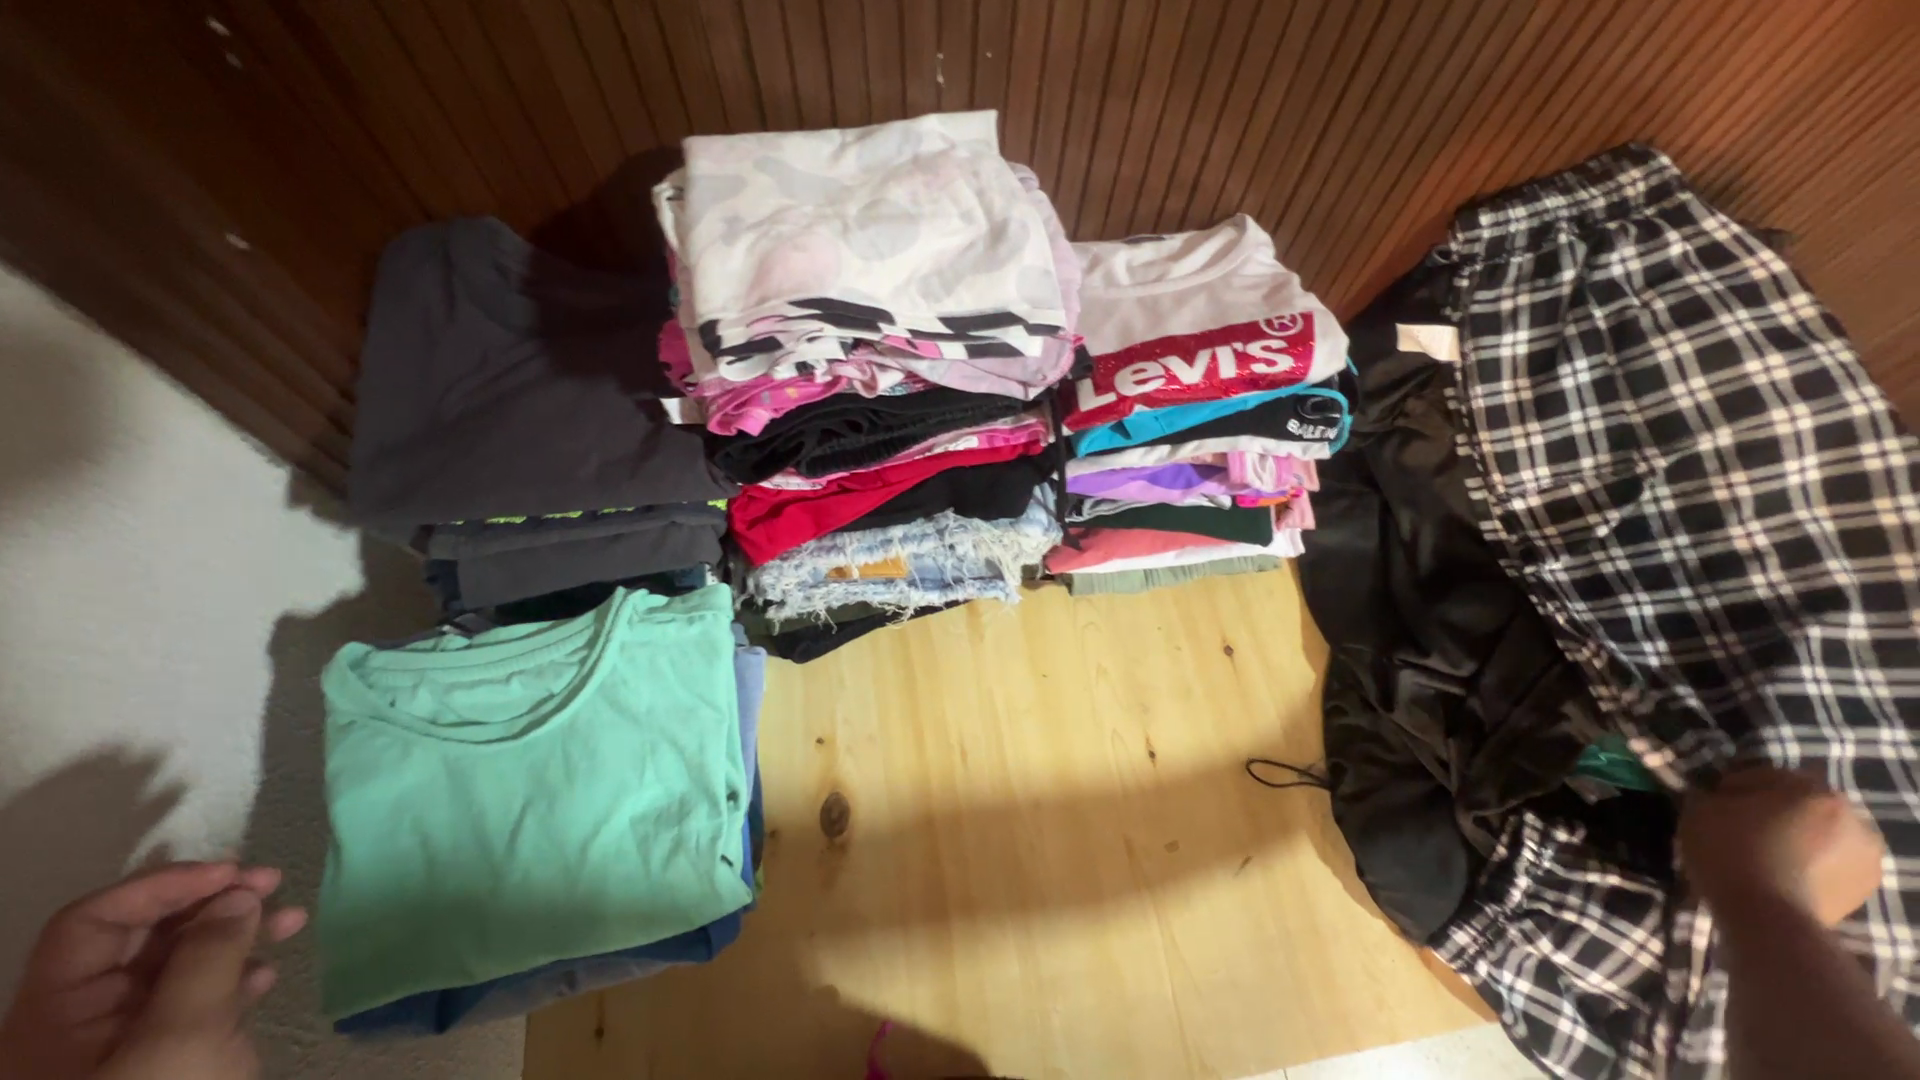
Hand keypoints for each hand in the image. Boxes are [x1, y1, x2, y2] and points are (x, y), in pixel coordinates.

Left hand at [0, 861, 305, 1079]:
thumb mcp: (183, 1033)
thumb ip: (209, 955)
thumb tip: (238, 894)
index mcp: (55, 1014)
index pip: (95, 922)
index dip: (163, 886)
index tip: (235, 873)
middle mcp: (82, 1021)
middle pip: (140, 937)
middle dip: (211, 903)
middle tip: (273, 883)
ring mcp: (125, 1043)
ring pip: (178, 963)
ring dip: (238, 933)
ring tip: (294, 920)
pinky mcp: (166, 1058)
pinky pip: (197, 998)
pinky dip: (238, 974)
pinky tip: (269, 975)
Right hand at [1679, 766, 1885, 925]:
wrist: (1767, 916)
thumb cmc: (1730, 851)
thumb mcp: (1699, 809)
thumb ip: (1713, 795)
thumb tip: (1718, 798)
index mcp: (1812, 791)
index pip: (1764, 775)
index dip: (1734, 786)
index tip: (1715, 803)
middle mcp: (1852, 817)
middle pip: (1801, 803)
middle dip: (1773, 811)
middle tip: (1740, 827)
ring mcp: (1866, 855)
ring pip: (1821, 833)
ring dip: (1797, 836)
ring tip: (1764, 854)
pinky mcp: (1867, 886)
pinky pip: (1833, 861)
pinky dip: (1811, 862)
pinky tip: (1783, 873)